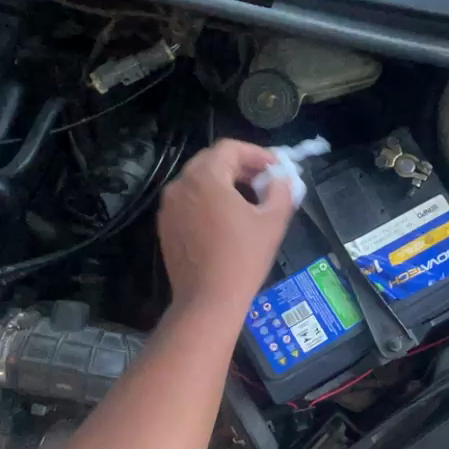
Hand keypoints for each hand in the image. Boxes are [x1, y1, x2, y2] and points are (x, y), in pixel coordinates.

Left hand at [158, 140, 295, 319]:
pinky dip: (208, 200)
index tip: (276, 168)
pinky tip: (226, 220)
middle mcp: (180, 185)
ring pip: (198, 181)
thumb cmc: (243, 258)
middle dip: (240, 166)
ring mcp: (169, 206)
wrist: (208, 300)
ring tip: (248, 200)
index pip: (230, 148)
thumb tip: (282, 178)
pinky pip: (189, 201)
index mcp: (205, 178)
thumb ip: (281, 191)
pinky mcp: (166, 226)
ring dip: (224, 183)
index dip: (256, 153)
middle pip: (211, 161)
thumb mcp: (272, 221)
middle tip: (264, 180)